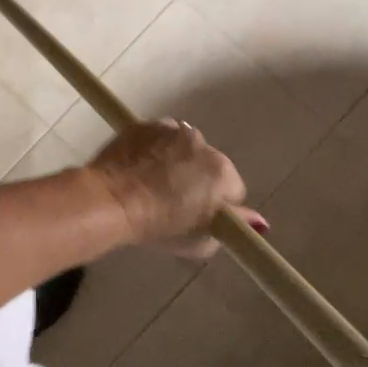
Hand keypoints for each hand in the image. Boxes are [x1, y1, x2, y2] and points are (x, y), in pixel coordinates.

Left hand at [88, 119, 267, 257]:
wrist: (112, 199)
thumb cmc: (158, 225)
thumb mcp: (200, 242)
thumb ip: (232, 230)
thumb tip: (255, 222)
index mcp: (222, 172)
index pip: (233, 190)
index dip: (218, 206)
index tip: (198, 215)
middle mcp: (201, 143)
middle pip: (208, 164)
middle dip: (198, 178)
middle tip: (174, 198)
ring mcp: (170, 129)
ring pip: (183, 147)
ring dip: (177, 160)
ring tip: (155, 180)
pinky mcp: (144, 124)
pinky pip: (158, 137)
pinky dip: (154, 147)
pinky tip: (141, 165)